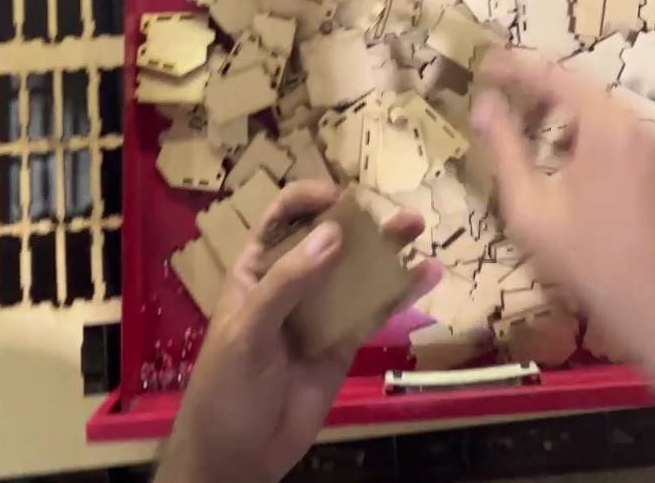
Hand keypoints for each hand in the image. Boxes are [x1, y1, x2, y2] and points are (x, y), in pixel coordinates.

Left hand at [157, 180, 442, 482]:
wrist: (239, 457)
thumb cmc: (227, 385)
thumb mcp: (247, 329)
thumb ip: (288, 281)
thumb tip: (333, 232)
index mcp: (259, 267)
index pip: (284, 216)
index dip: (308, 199)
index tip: (339, 198)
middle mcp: (293, 279)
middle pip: (329, 236)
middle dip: (360, 219)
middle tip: (394, 212)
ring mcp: (322, 308)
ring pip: (357, 268)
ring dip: (387, 246)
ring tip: (417, 227)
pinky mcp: (345, 339)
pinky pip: (374, 308)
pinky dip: (401, 290)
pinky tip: (428, 274)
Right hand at [472, 49, 654, 359]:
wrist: (654, 308)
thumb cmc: (585, 260)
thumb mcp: (530, 207)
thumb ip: (504, 148)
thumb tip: (483, 102)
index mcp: (606, 127)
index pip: (554, 76)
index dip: (514, 67)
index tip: (482, 64)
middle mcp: (633, 124)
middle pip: (576, 85)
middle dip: (533, 82)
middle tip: (493, 83)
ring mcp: (648, 143)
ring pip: (593, 105)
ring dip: (554, 103)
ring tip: (515, 109)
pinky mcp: (652, 162)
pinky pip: (609, 125)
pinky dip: (576, 123)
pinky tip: (552, 142)